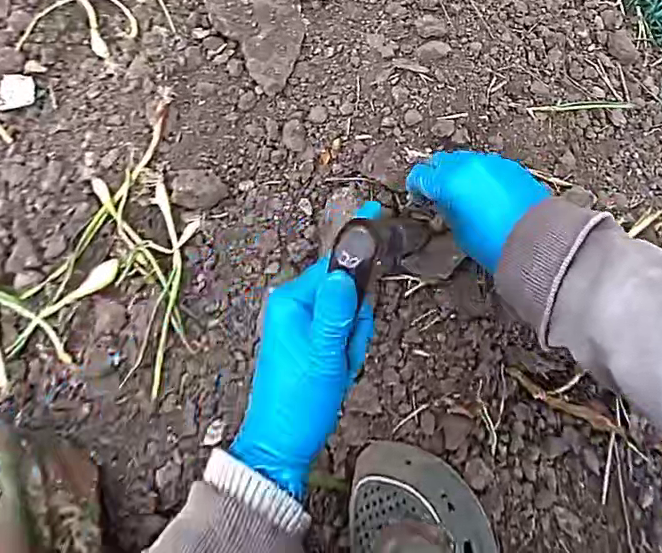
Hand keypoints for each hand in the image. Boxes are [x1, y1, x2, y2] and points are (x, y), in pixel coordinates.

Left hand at [230, 203, 379, 498]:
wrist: (281, 447)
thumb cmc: (297, 402)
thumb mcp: (323, 356)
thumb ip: (336, 312)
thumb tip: (345, 272)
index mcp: (292, 300)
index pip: (336, 264)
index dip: (361, 259)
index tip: (380, 214)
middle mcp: (295, 303)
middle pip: (348, 285)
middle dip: (358, 314)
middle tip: (348, 345)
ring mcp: (304, 320)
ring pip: (351, 307)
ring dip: (355, 333)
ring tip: (342, 361)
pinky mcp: (312, 336)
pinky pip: (344, 325)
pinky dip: (350, 343)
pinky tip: (341, 365)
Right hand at [406, 151, 550, 273]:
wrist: (536, 238)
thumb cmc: (494, 242)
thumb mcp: (459, 230)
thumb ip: (447, 209)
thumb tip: (445, 202)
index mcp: (449, 181)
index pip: (421, 175)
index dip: (416, 187)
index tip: (419, 198)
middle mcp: (468, 165)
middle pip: (441, 161)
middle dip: (436, 175)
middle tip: (438, 194)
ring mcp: (491, 162)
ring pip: (465, 159)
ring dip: (459, 172)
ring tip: (463, 193)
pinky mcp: (510, 165)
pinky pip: (487, 164)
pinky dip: (480, 174)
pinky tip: (485, 192)